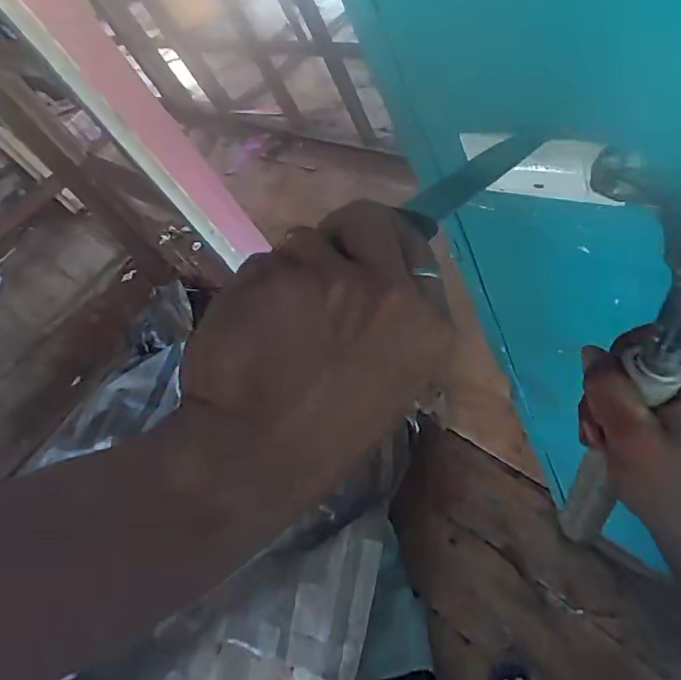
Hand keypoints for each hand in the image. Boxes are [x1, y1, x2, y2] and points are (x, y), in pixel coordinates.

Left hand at [182, 201, 452, 428]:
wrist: (250, 462)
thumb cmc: (324, 432)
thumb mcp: (392, 376)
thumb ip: (395, 315)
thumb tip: (379, 265)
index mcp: (431, 325)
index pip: (415, 246)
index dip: (381, 246)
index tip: (360, 263)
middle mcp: (393, 292)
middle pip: (370, 218)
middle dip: (342, 235)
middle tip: (319, 271)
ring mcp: (335, 278)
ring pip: (308, 238)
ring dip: (292, 267)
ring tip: (279, 318)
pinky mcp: (280, 274)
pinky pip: (266, 258)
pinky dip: (256, 284)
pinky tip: (250, 324)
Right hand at [578, 327, 680, 541]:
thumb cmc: (665, 487)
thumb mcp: (630, 435)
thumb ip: (609, 389)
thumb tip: (592, 352)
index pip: (658, 342)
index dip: (624, 356)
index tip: (607, 388)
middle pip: (639, 364)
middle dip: (609, 391)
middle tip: (598, 427)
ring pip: (631, 384)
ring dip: (606, 409)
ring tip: (601, 442)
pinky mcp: (676, 423)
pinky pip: (637, 404)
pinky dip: (616, 420)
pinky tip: (609, 444)